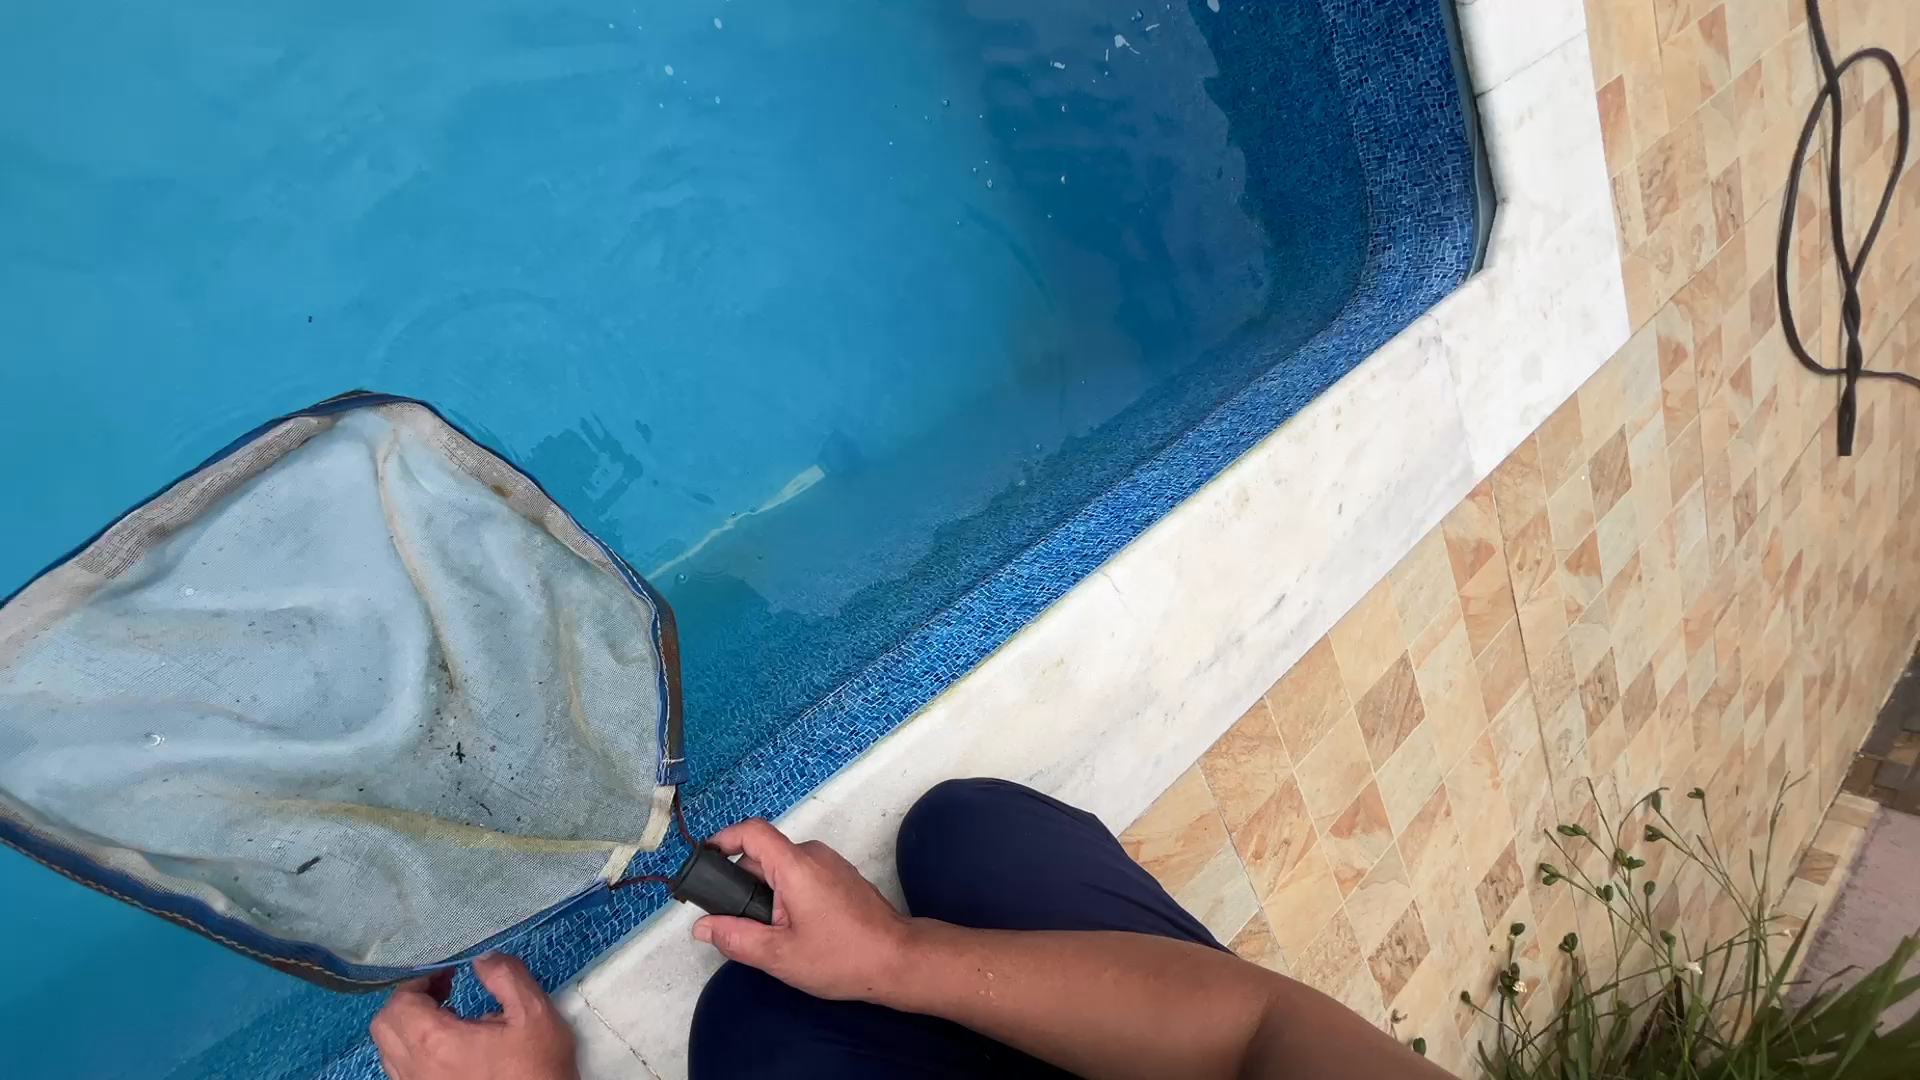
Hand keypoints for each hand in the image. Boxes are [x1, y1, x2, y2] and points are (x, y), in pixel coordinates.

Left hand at [369, 953, 577, 1079]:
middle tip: (445, 988)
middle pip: (383, 1027)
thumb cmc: (535, 1064)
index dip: (419, 981)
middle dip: (410, 1000)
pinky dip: (415, 1045)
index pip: (399, 1005)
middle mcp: (414, 1071)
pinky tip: (451, 1040)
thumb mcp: (533, 1010)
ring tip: (449, 1011)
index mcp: (436, 1044)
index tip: (450, 973)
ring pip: (388, 1050)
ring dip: (410, 1023)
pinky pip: (400, 1068)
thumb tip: (482, 958)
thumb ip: (506, 976)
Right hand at [691, 819, 917, 1001]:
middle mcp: (813, 854)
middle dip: (741, 884)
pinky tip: (789, 928)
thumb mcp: (779, 955)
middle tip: (731, 922)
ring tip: (764, 934)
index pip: (753, 832)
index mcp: (795, 865)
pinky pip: (800, 874)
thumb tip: (702, 926)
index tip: (702, 859)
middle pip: (764, 854)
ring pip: (782, 867)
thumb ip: (736, 937)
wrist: (894, 957)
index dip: (723, 839)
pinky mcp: (839, 875)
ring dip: (765, 892)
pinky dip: (785, 893)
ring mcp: (829, 863)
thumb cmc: (838, 956)